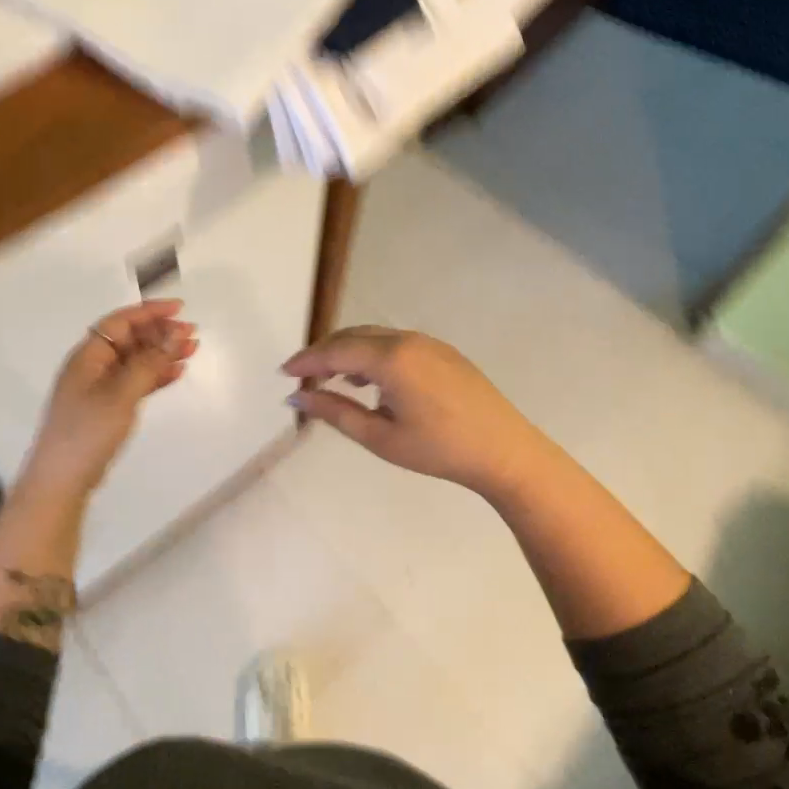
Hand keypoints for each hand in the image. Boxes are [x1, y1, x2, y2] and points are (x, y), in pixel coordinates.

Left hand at [23, 300, 197, 494]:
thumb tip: (175, 334)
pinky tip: (176, 373)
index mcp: (88, 356)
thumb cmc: (87, 432)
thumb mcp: (120, 394)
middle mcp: (92, 366)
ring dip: (161, 354)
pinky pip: (134, 382)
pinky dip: (155, 376)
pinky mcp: (106, 408)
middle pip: (129, 339)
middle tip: (192, 333)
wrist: (61, 479)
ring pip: (135, 361)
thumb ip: (149, 363)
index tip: (179, 309)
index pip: (120, 322)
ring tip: (192, 350)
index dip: (149, 312)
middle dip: (160, 333)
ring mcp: (98, 388)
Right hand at [282, 326, 556, 498]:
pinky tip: (368, 381)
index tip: (283, 373)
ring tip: (331, 381)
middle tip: (302, 377)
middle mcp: (407, 340)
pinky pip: (395, 342)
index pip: (335, 352)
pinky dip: (371, 354)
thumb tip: (297, 396)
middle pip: (352, 337)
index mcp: (390, 359)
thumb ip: (334, 412)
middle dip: (323, 353)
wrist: (505, 452)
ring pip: (373, 337)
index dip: (306, 361)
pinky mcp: (442, 351)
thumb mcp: (379, 437)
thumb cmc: (438, 450)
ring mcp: (428, 342)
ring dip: (347, 352)